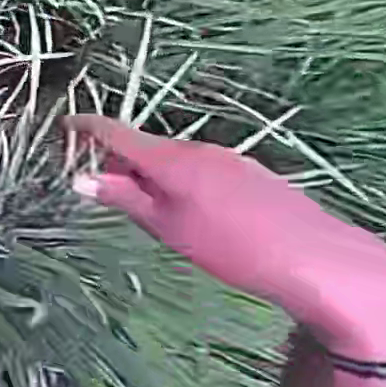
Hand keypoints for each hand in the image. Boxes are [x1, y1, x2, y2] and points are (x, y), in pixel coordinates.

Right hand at [64, 115, 385, 361]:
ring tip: (147, 210)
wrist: (319, 261)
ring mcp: (229, 160)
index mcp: (170, 159)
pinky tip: (191, 213)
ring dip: (151, 175)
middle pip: (146, 147)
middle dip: (119, 163)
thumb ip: (123, 197)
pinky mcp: (251, 175)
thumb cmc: (228, 245)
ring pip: (174, 160)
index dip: (87, 127)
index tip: (65, 124)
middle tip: (103, 191)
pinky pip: (200, 169)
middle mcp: (198, 149)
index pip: (117, 132)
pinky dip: (180, 181)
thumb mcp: (165, 226)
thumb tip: (80, 178)